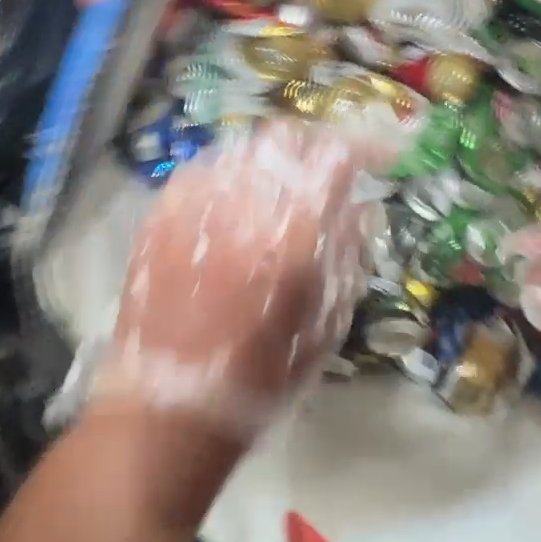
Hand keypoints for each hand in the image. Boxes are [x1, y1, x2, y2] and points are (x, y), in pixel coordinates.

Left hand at [93, 118, 397, 439]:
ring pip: (242, 147)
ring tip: (278, 191)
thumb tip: (362, 207)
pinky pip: (202, 169)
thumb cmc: (262, 374)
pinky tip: (232, 207)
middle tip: (324, 174)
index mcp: (296, 229)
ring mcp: (196, 201)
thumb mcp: (327, 322)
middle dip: (313, 147)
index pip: (337, 153)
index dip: (365, 146)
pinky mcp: (161, 212)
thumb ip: (349, 254)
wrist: (170, 404)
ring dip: (270, 162)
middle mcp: (245, 200)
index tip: (379, 158)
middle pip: (285, 137)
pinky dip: (228, 177)